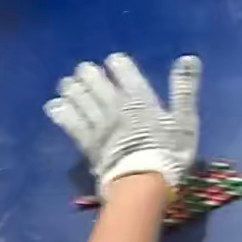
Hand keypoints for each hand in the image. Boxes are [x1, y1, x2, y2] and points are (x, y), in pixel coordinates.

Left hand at [44, 54, 199, 192]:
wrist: (143, 183)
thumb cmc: (169, 155)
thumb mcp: (185, 122)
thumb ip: (184, 90)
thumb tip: (188, 58)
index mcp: (140, 99)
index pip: (125, 72)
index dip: (117, 65)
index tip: (113, 62)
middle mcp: (116, 107)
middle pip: (97, 84)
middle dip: (89, 74)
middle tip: (83, 71)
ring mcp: (99, 125)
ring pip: (81, 100)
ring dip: (73, 90)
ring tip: (66, 84)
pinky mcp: (88, 143)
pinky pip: (71, 123)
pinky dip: (62, 113)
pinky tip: (53, 106)